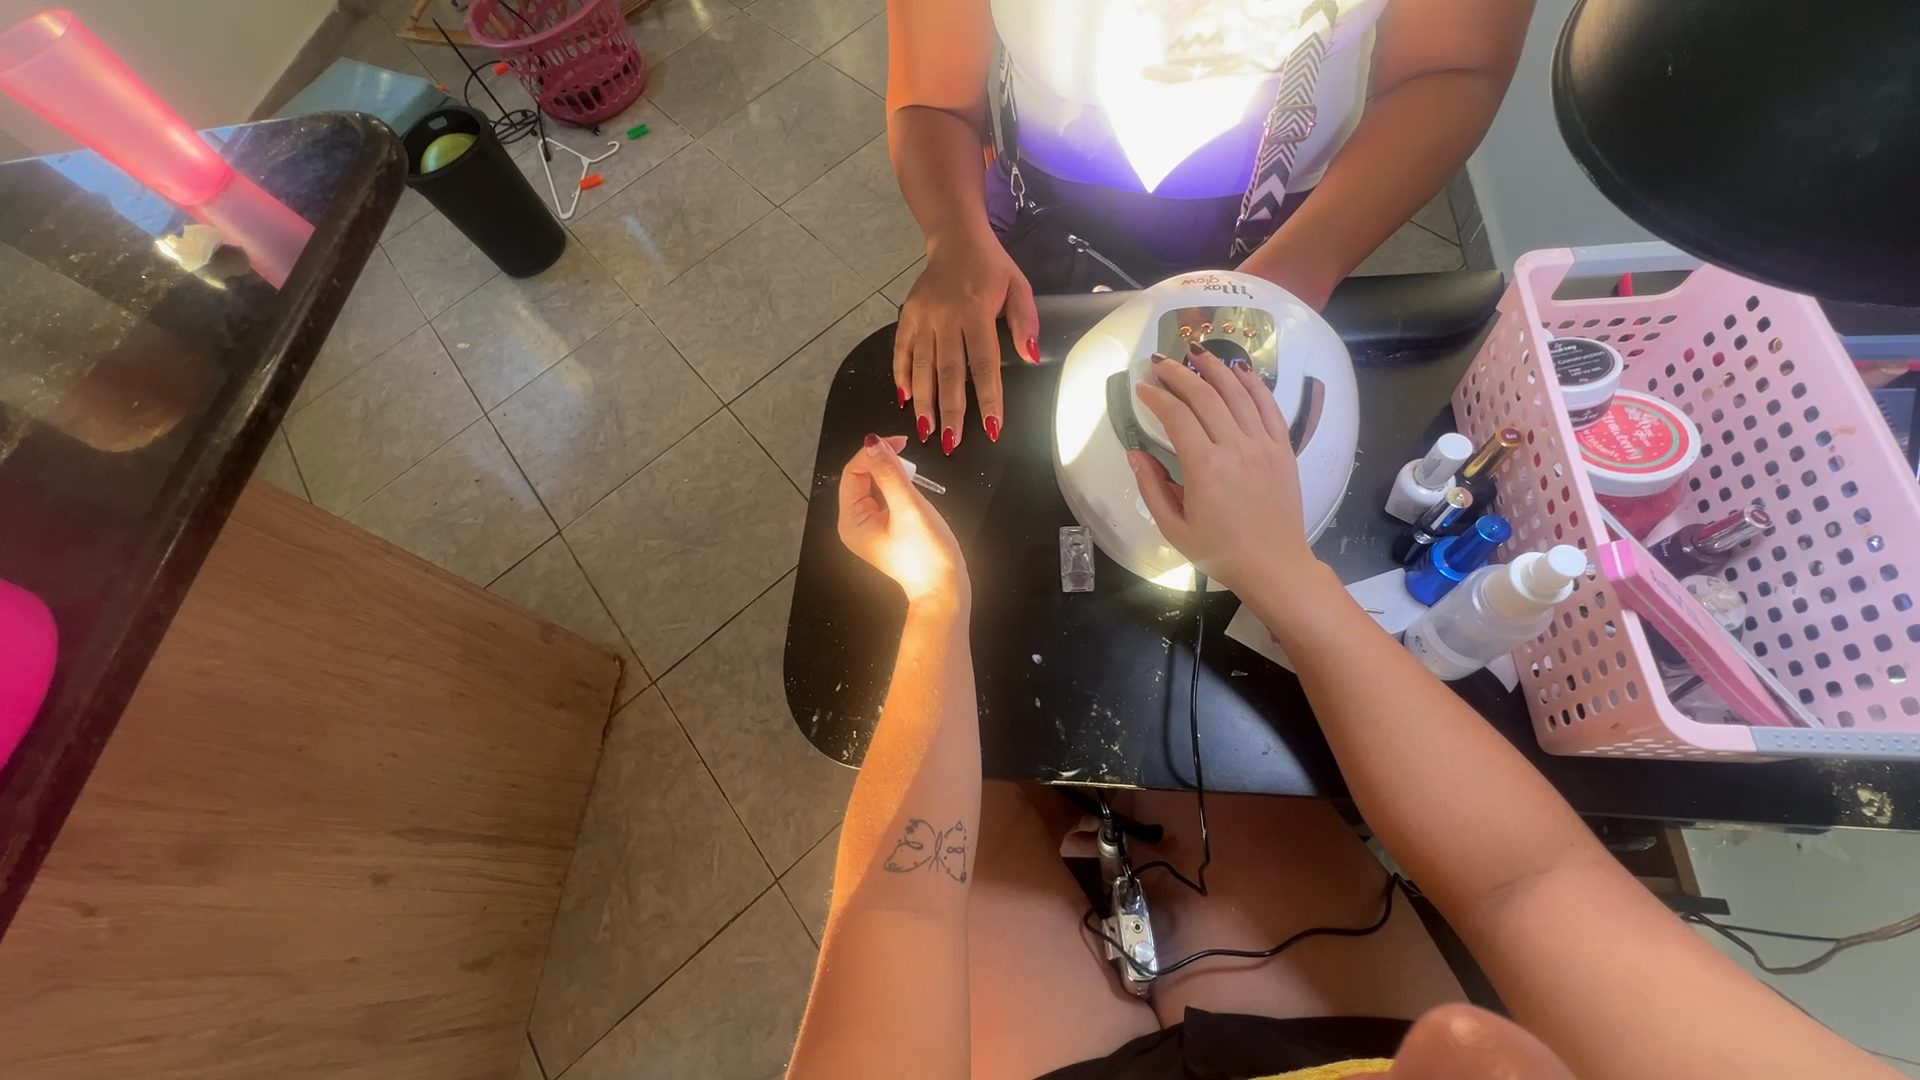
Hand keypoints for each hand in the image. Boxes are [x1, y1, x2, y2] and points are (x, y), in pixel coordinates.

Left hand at [838, 434, 968, 607]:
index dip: (873, 452)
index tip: (899, 442)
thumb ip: (890, 473)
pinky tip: (914, 491)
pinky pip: (885, 499)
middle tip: (909, 459)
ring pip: (874, 487)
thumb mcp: (909, 508)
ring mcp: (869, 528)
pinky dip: (898, 488)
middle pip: (861, 478)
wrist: (944, 590)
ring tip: (914, 477)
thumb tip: (874, 443)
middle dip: (883, 463)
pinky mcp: (884, 530)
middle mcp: (854, 525)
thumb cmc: (927, 556)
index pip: (853, 472)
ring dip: (892, 475)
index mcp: (851, 521)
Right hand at [894, 231, 1039, 455]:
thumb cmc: (991, 267)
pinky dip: (901, 376)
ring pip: (922, 366)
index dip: (988, 397)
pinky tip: (904, 399)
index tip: (991, 427)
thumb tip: (1030, 356)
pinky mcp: (907, 315)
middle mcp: (946, 316)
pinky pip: (902, 350)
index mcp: (976, 310)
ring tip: (927, 431)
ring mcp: (923, 316)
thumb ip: (1025, 321)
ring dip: (924, 402)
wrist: (955, 237)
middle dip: (950, 410)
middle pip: (949, 372)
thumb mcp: (1019, 286)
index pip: (984, 363)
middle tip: (950, 443)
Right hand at [1129, 343, 1317, 594]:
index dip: (1156, 397)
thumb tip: (1135, 454)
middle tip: (1160, 362)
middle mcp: (1234, 447)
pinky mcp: (1283, 449)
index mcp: (1204, 467)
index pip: (1176, 416)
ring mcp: (1263, 445)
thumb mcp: (1173, 527)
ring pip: (1237, 393)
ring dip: (1214, 369)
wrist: (1274, 565)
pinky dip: (1254, 384)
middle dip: (1179, 374)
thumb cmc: (1219, 551)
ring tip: (1196, 353)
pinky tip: (1239, 371)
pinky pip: (1268, 407)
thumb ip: (1151, 487)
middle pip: (1205, 396)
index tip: (1142, 388)